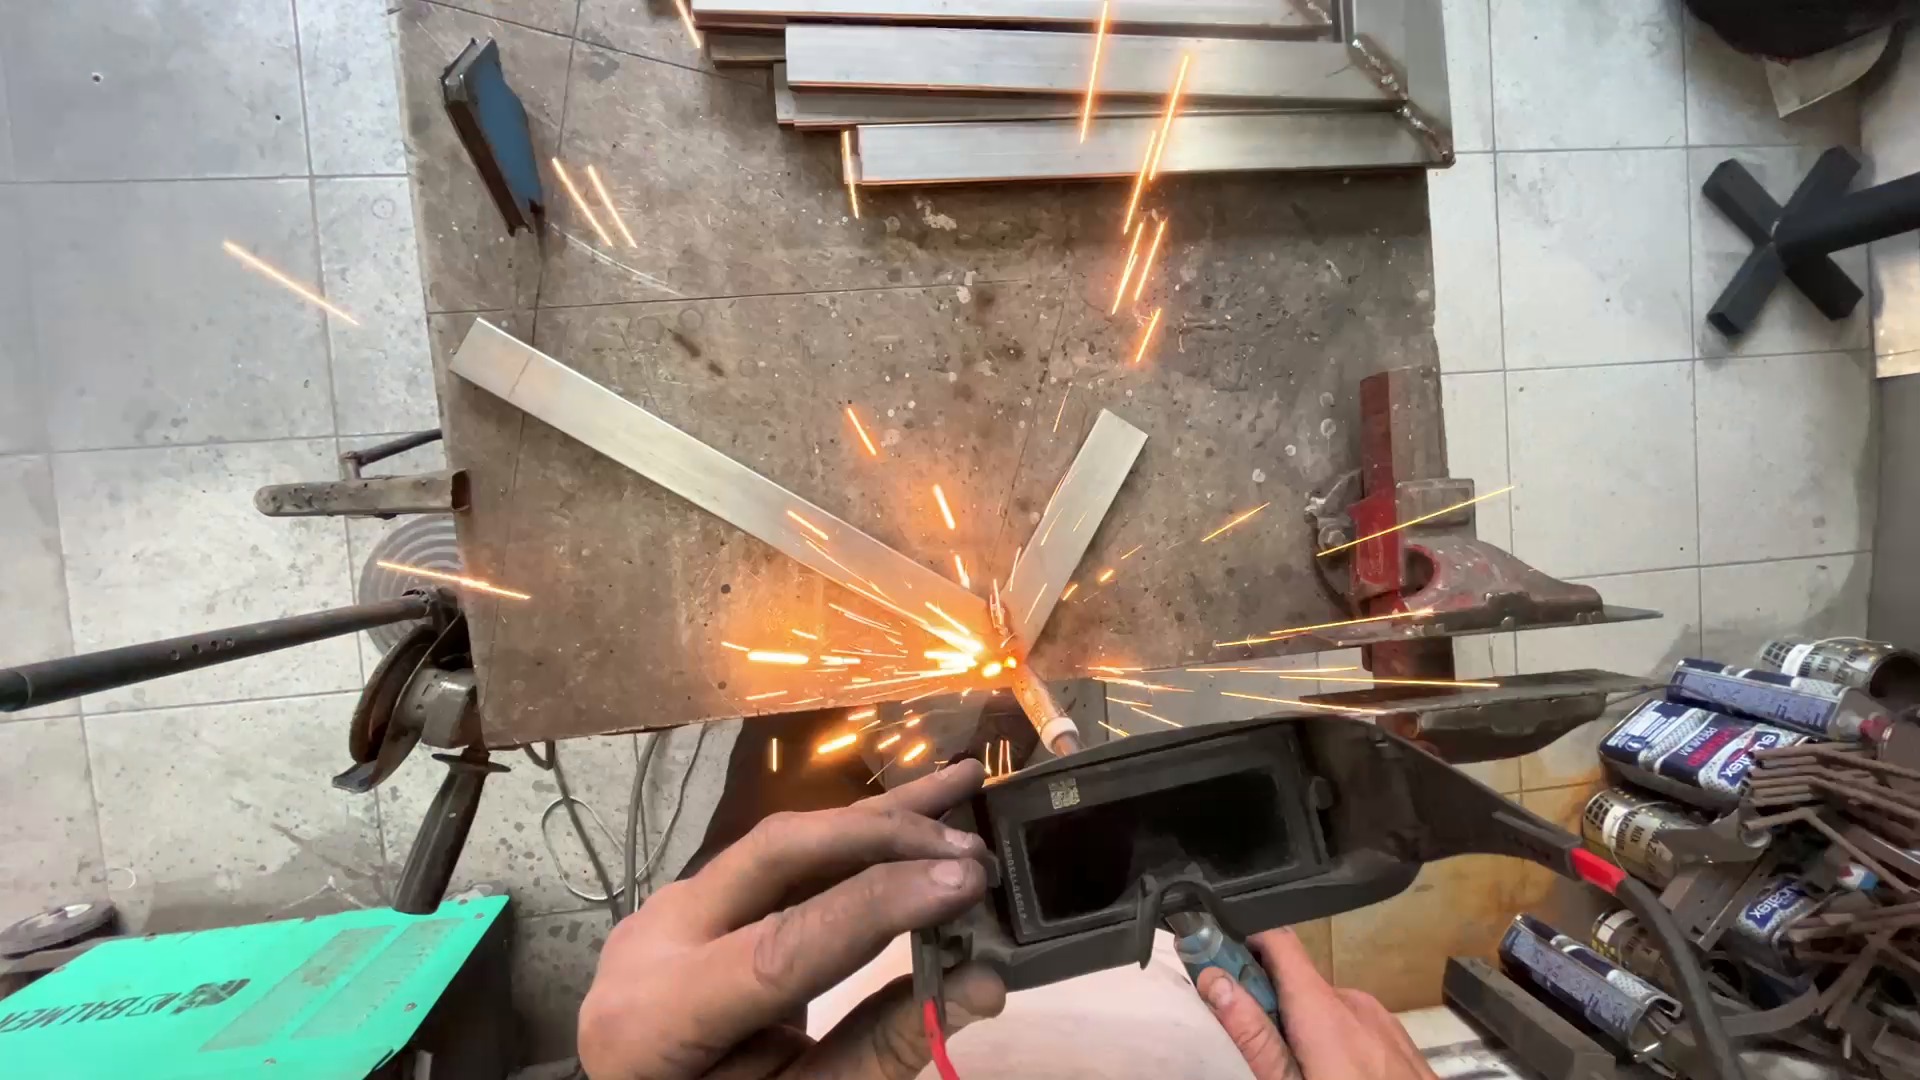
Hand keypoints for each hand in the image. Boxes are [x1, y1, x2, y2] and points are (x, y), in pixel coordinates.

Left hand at [578, 760, 1006, 1079]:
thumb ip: (881, 1048)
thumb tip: (984, 981)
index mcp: (660, 1013)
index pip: (784, 943)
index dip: (881, 903)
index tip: (968, 879)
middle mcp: (661, 932)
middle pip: (781, 850)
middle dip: (885, 837)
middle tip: (968, 852)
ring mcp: (681, 898)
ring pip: (793, 834)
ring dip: (883, 816)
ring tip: (961, 785)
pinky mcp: (708, 886)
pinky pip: (790, 851)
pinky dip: (857, 830)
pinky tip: (910, 806)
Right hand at [1198, 928, 1438, 1079]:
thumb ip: (1255, 1038)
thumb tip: (1214, 978)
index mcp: (1325, 1009)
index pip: (1277, 938)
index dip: (1242, 941)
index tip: (1216, 964)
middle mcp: (1357, 1005)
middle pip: (1299, 984)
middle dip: (1274, 1009)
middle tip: (1261, 1058)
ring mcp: (1390, 1029)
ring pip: (1330, 1013)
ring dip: (1309, 1034)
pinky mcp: (1411, 1055)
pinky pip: (1362, 1035)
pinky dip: (1344, 1052)